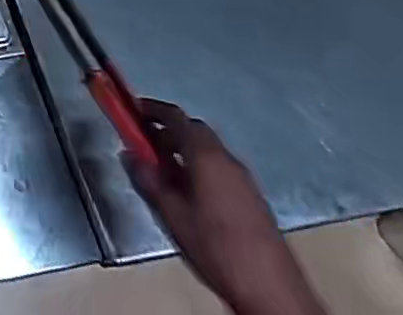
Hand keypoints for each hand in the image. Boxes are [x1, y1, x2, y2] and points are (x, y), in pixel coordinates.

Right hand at [123, 99, 324, 314]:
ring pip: (209, 149)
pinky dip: (201, 165)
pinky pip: (220, 166)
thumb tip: (130, 154)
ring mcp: (244, 177)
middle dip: (168, 130)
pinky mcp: (253, 196)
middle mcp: (227, 159)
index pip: (177, 118)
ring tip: (164, 169)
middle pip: (195, 130)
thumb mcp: (173, 214)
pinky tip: (190, 190)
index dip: (153, 110)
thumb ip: (150, 180)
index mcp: (206, 156)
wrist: (272, 291)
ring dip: (184, 148)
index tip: (134, 109)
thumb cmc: (216, 248)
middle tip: (146, 142)